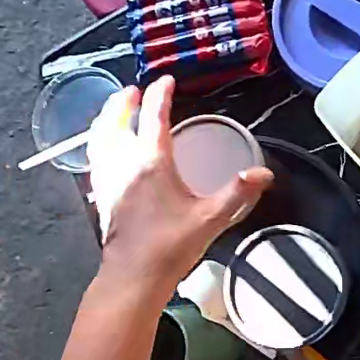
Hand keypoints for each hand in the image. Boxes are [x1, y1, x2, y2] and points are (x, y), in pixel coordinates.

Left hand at [87, 77, 272, 292]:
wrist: (133, 277)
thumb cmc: (170, 247)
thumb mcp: (210, 218)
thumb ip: (238, 193)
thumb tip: (263, 173)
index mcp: (151, 163)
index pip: (154, 117)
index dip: (160, 95)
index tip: (166, 82)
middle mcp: (124, 165)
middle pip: (117, 122)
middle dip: (124, 102)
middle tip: (133, 90)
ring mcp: (109, 180)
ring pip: (100, 138)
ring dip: (107, 119)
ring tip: (113, 111)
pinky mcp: (102, 196)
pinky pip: (96, 158)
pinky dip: (99, 142)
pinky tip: (104, 150)